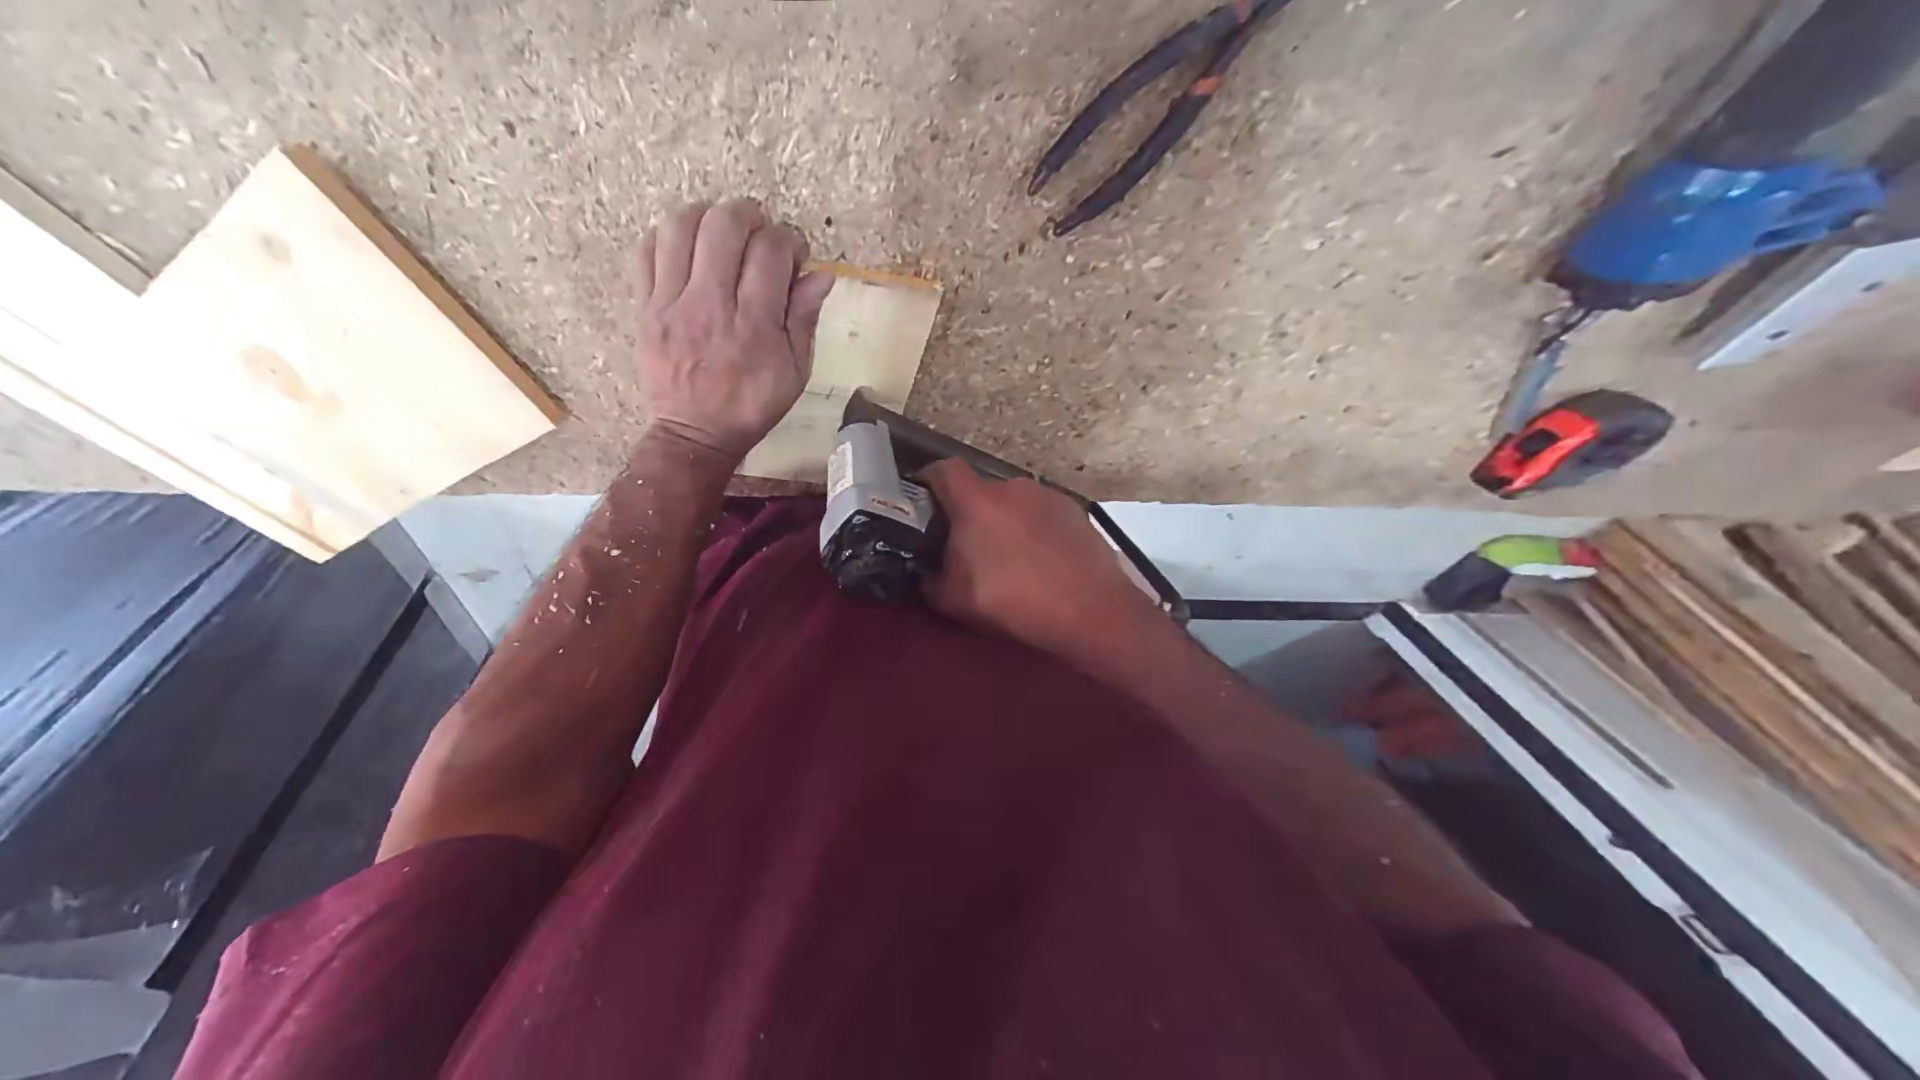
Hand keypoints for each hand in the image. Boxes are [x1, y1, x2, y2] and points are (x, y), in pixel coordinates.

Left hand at [636, 199, 836, 458]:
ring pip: (680, 226)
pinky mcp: (645, 308)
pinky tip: (689, 250)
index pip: (771, 251)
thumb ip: (805, 318)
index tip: (794, 253)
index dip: (789, 239)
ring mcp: (671, 304)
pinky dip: (670, 238)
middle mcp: (711, 306)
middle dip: (750, 216)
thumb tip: (820, 273)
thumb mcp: (795, 371)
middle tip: (759, 231)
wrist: (695, 434)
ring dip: (707, 217)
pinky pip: (648, 250)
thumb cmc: (752, 404)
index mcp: (755, 325)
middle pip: (725, 225)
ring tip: (722, 233)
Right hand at [922, 459, 1163, 657]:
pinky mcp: (1074, 510)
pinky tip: (1043, 559)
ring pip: (1013, 503)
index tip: (924, 500)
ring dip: (1005, 522)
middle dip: (971, 514)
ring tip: (1011, 558)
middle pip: (980, 491)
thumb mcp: (955, 600)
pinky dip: (1034, 529)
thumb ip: (930, 580)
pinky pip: (1041, 513)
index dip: (929, 480)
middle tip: (971, 547)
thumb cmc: (1014, 601)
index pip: (943, 469)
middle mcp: (1012, 487)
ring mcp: (1048, 496)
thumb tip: (925, 572)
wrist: (1090, 609)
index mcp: (977, 502)